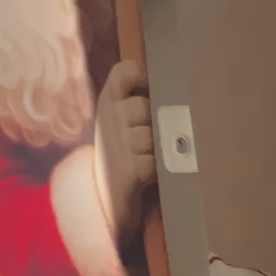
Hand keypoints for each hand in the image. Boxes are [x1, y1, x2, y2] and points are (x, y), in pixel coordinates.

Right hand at [94, 59, 155, 247]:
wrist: (103, 203)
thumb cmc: (120, 161)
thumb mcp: (121, 127)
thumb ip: (136, 107)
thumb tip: (172, 95)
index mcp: (107, 103)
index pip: (124, 73)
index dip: (141, 76)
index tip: (152, 89)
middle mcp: (109, 119)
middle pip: (146, 107)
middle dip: (156, 125)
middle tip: (152, 145)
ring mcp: (117, 145)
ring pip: (154, 135)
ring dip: (161, 150)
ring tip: (153, 163)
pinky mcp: (130, 170)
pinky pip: (157, 161)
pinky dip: (162, 170)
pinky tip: (155, 177)